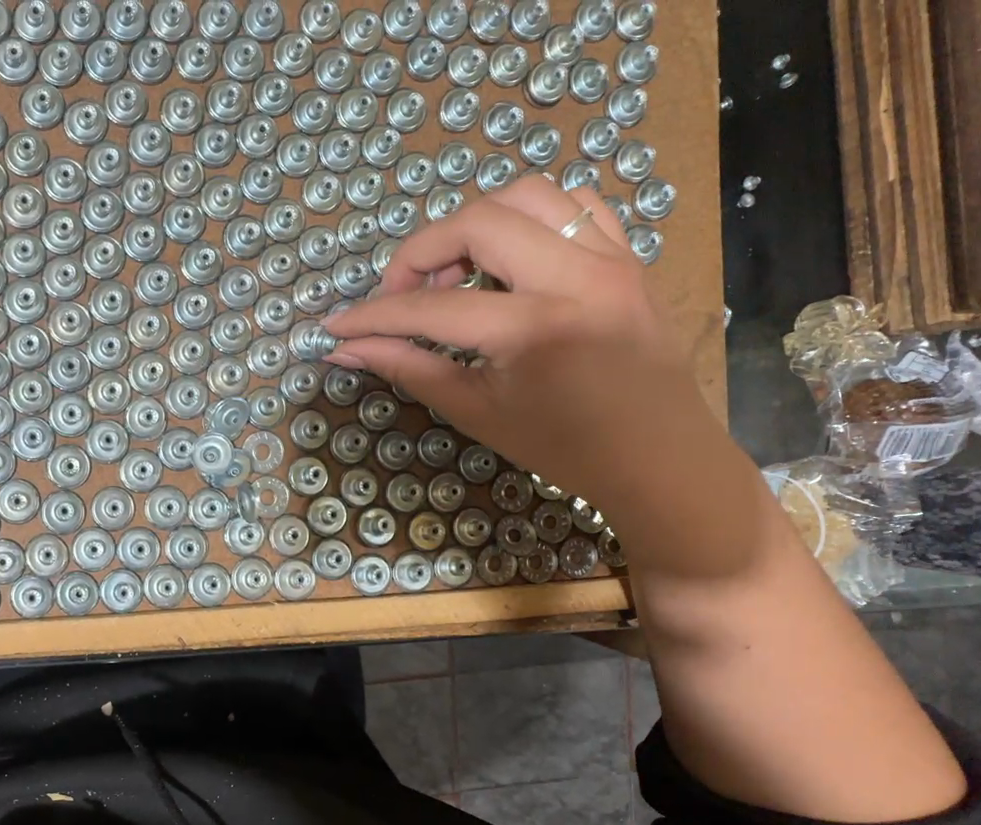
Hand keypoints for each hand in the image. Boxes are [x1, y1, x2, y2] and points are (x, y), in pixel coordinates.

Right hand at [322, 175, 717, 517]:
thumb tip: (346, 348)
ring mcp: (610, 259)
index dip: (373, 315)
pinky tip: (508, 262)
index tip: (337, 325)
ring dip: (474, 226)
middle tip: (402, 295)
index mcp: (534, 329)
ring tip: (456, 274)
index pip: (431, 306)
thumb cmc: (562, 447)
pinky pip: (573, 206)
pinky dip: (528, 221)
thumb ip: (408, 368)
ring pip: (527, 196)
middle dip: (421, 252)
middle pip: (478, 221)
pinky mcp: (627, 257)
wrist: (659, 456)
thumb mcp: (475, 411)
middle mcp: (576, 277)